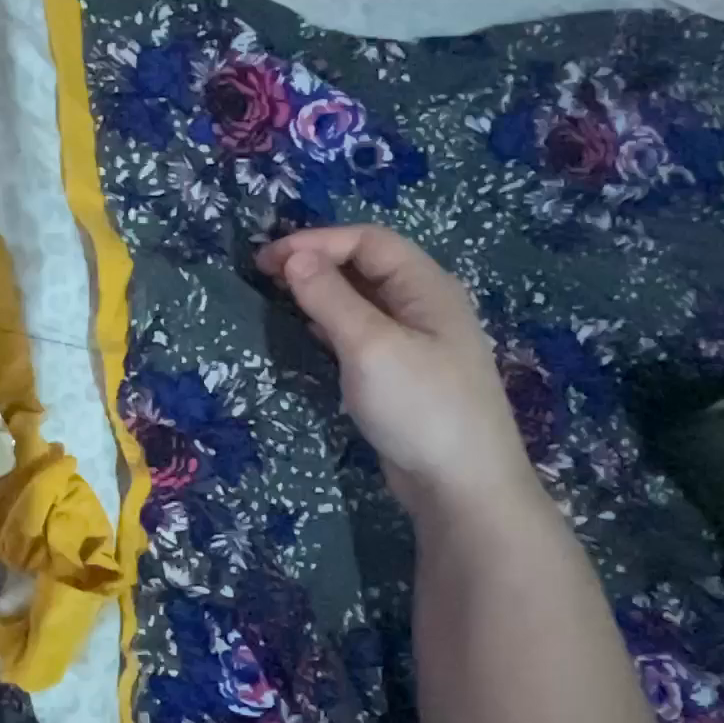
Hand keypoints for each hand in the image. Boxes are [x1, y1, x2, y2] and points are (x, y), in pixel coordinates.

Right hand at [255, 225, 539, 514]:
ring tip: (277, 296)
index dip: (315, 242)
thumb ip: (330, 299)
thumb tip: (294, 258)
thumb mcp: (369, 346)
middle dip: (315, 261)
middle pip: (366, 264)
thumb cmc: (419, 406)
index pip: (367, 242)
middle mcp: (423, 305)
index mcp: (426, 287)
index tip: (266, 260)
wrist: (460, 481)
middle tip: (263, 274)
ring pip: (361, 298)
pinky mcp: (400, 371)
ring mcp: (414, 339)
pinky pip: (359, 330)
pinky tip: (306, 331)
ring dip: (318, 291)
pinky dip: (327, 321)